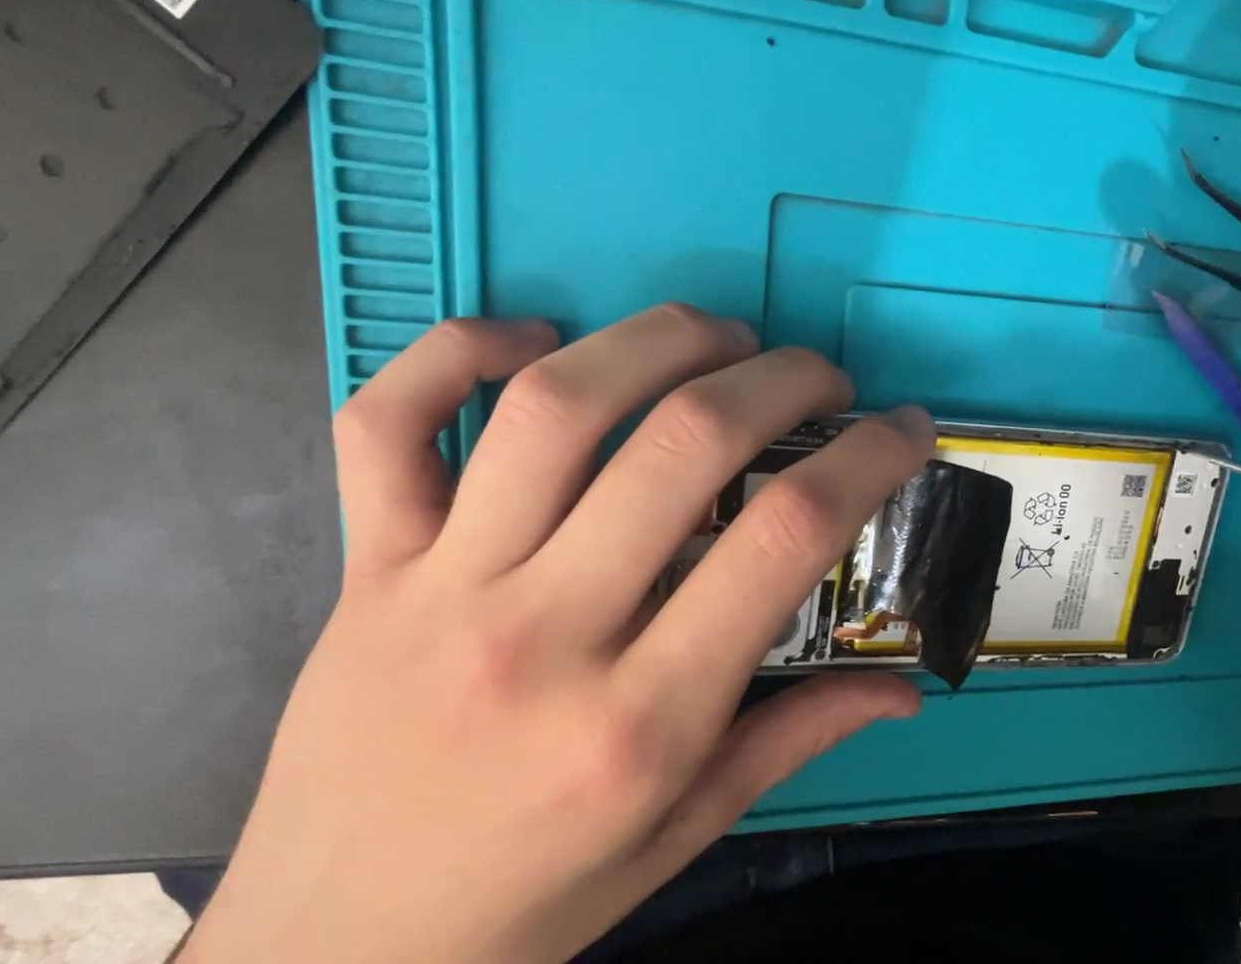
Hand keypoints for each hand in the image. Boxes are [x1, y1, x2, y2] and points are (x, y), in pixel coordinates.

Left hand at [179, 305, 932, 963]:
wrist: (337, 949)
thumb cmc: (531, 898)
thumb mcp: (683, 833)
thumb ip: (796, 739)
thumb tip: (903, 690)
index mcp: (643, 718)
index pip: (786, 537)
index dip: (868, 458)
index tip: (904, 429)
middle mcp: (545, 633)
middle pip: (686, 443)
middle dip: (781, 379)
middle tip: (820, 376)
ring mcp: (441, 587)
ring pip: (554, 405)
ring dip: (658, 340)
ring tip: (717, 338)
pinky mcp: (363, 565)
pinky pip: (388, 420)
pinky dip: (462, 350)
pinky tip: (536, 342)